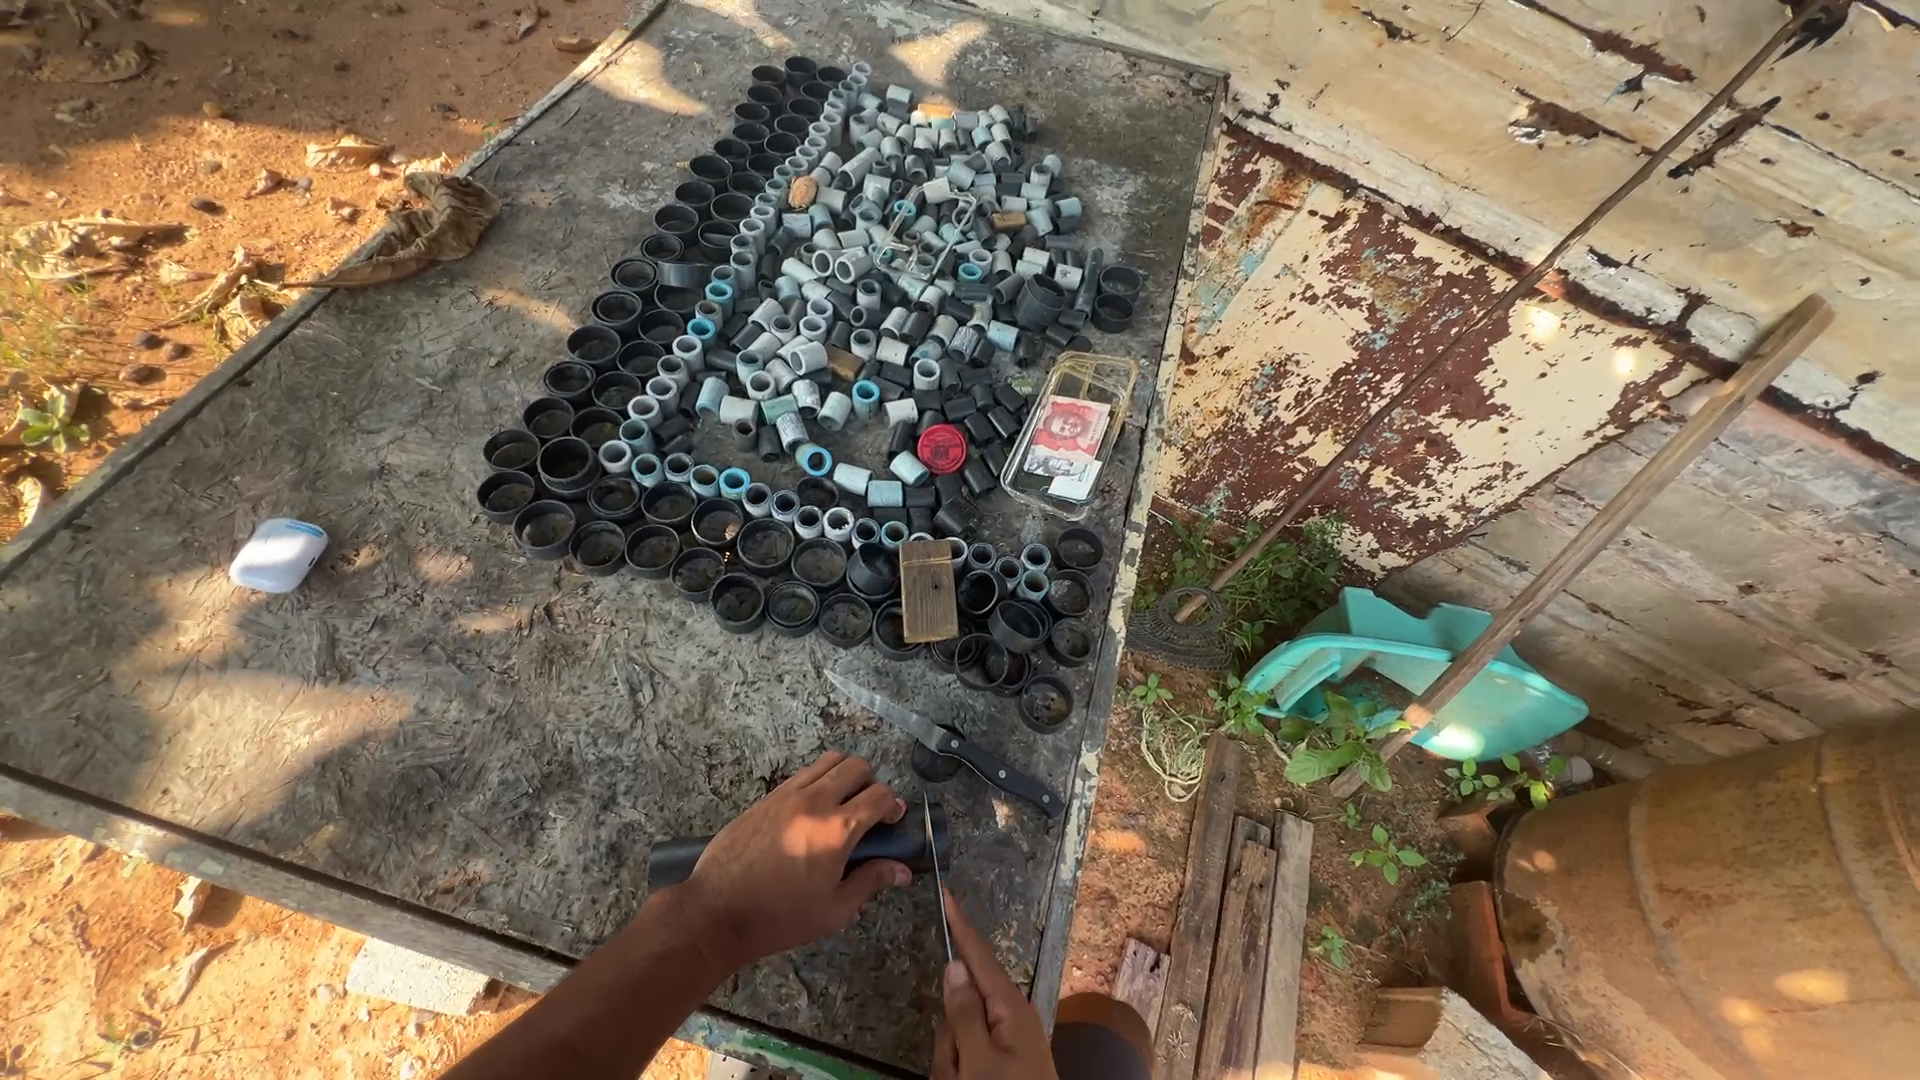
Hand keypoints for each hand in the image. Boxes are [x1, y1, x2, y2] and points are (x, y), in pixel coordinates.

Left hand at [675, 751, 908, 968]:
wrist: (717, 912)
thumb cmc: (779, 918)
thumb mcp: (833, 910)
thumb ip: (870, 882)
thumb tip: (902, 871)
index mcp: (837, 830)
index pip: (879, 795)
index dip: (893, 805)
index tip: (892, 820)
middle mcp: (815, 801)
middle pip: (857, 766)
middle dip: (871, 783)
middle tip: (868, 811)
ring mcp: (788, 794)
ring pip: (830, 760)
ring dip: (845, 775)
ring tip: (842, 803)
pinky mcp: (768, 796)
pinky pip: (804, 773)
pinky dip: (818, 780)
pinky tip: (813, 809)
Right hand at [932, 888, 1058, 1079]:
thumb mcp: (978, 1062)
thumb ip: (963, 1013)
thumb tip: (954, 965)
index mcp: (1010, 1007)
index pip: (980, 955)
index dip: (960, 925)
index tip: (946, 892)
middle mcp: (1012, 1018)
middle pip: (963, 1004)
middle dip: (949, 1039)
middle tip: (956, 1073)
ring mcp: (1009, 1044)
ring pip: (960, 1038)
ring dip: (953, 1065)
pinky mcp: (1004, 1065)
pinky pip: (969, 1060)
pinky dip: (961, 1075)